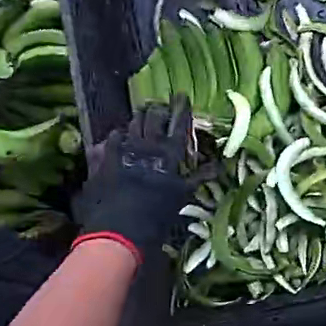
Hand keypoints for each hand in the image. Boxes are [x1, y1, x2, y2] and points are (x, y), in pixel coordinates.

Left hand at [74, 97, 192, 255]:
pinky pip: (113, 137)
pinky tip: (119, 135)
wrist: (121, 230)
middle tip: (160, 106)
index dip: (181, 108)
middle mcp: (148, 146)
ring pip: (133, 123)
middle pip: (154, 117)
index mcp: (169, 154)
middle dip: (158, 109)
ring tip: (142, 113)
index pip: (178, 124)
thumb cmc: (158, 216)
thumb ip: (199, 178)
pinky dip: (119, 134)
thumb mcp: (182, 196)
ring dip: (139, 117)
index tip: (182, 96)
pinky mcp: (105, 157)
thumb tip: (219, 167)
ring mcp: (125, 149)